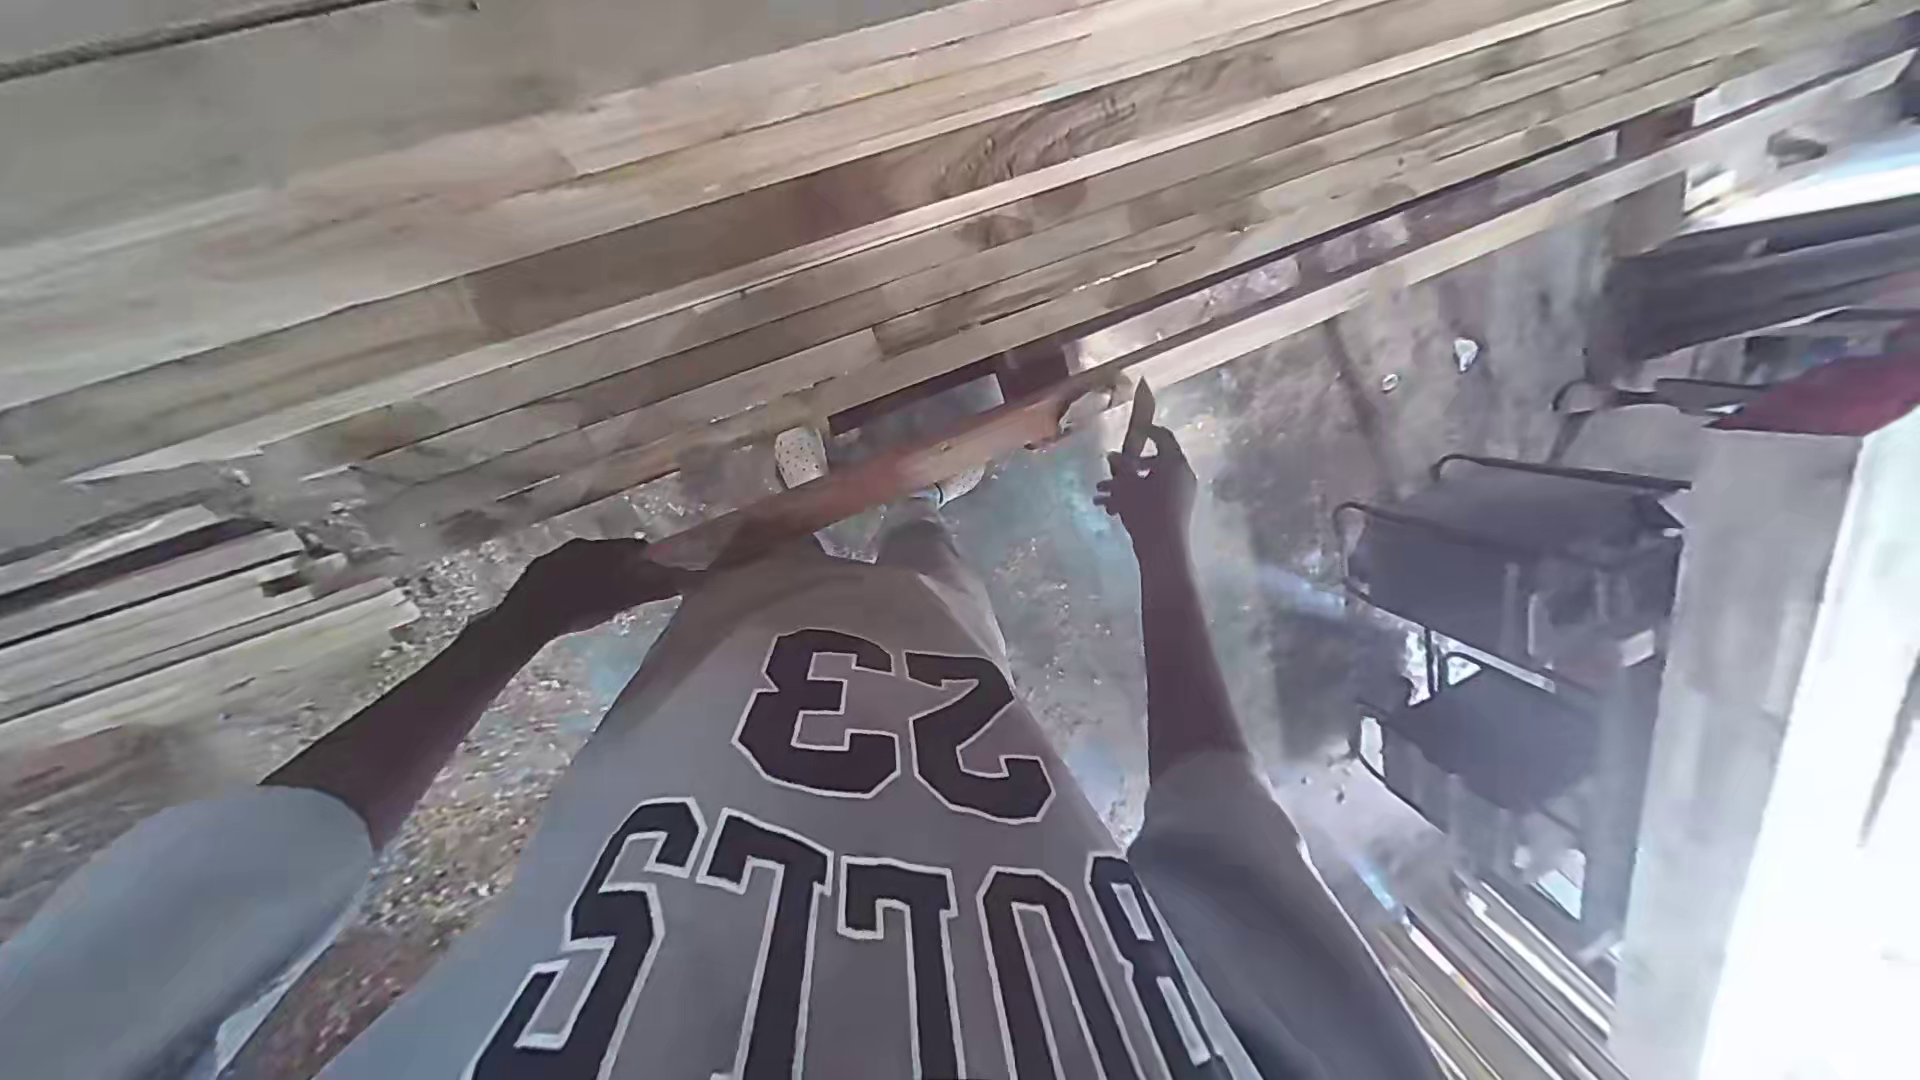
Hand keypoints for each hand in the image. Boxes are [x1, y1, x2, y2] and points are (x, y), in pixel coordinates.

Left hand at [496, 538, 698, 637]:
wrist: (528, 618)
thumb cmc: (582, 607)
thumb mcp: (624, 600)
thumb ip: (656, 588)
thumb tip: (691, 579)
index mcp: (608, 549)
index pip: (638, 547)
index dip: (649, 561)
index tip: (653, 575)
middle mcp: (585, 544)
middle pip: (613, 551)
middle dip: (622, 565)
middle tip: (628, 587)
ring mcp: (559, 553)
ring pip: (589, 558)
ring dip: (598, 570)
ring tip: (601, 593)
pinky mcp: (540, 566)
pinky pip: (566, 566)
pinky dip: (575, 576)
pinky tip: (574, 594)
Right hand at [1095, 425, 1195, 555]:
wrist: (1163, 548)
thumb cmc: (1145, 511)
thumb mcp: (1126, 486)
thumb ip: (1120, 468)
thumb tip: (1112, 455)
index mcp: (1174, 462)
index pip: (1163, 437)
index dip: (1147, 430)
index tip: (1134, 430)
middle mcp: (1182, 474)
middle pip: (1155, 462)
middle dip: (1129, 467)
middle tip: (1111, 471)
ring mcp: (1182, 493)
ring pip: (1152, 481)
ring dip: (1127, 486)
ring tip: (1102, 496)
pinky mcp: (1178, 509)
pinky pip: (1156, 495)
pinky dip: (1137, 497)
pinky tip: (1113, 509)